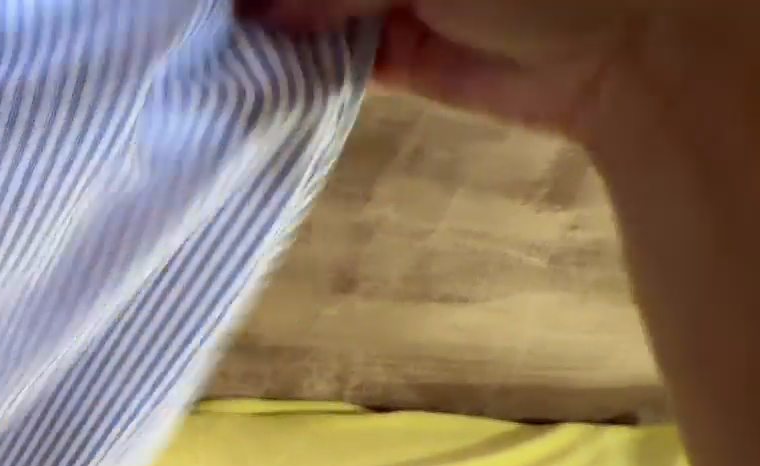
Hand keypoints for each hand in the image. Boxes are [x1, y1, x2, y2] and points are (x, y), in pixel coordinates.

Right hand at [239, 0, 740, 147]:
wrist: (621, 44)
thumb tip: (256, 14)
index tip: (228, 1)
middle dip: (274, 1)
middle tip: (223, 24)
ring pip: (319, 14)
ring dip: (281, 34)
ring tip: (226, 55)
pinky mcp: (396, 53)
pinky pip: (334, 59)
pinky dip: (302, 71)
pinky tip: (259, 78)